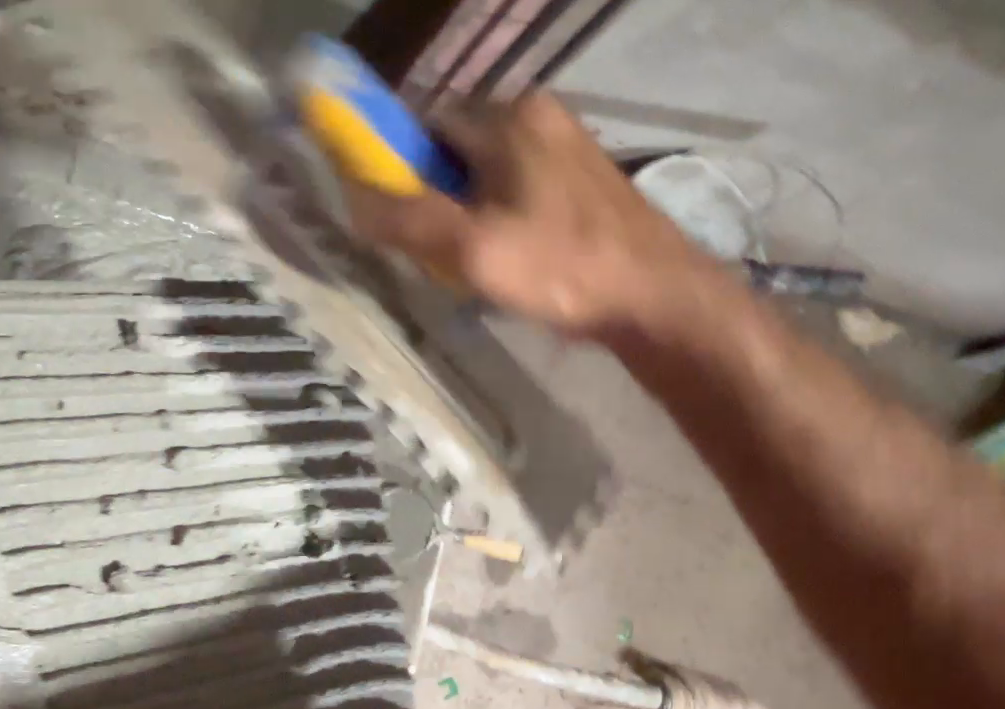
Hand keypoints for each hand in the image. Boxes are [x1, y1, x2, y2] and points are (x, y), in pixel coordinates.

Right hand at [344, 93, 721, 341]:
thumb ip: (407, 221)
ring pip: (479, 175)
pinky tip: (499, 258)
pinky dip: (490, 219)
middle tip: (430, 251)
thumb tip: (350, 199)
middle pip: (451, 152)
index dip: (396, 170)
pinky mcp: (575, 177)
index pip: (424, 126)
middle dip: (429, 198)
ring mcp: (561, 144)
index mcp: (511, 115)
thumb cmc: (562, 268)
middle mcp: (537, 115)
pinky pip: (508, 189)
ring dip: (459, 214)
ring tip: (465, 261)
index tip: (389, 217)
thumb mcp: (472, 249)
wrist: (653, 297)